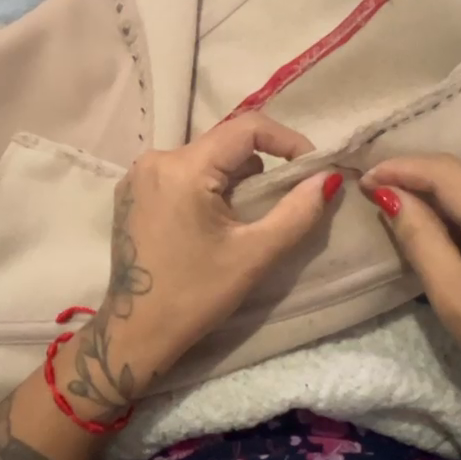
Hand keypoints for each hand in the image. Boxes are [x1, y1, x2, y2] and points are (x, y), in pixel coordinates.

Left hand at [59, 114, 340, 417]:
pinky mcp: (132, 193)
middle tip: (283, 199)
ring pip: (204, 157)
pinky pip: (181, 173)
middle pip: (224, 143)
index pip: (247, 128)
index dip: (288, 140)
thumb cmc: (196, 294)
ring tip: (246, 218)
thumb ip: (298, 211)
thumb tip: (329, 177)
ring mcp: (138, 176)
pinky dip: (206, 186)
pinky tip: (213, 222)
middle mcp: (155, 159)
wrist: (137, 331)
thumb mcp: (255, 254)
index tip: (312, 167)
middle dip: (261, 165)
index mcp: (183, 167)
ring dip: (233, 178)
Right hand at [361, 155, 460, 454]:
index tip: (361, 180)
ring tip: (410, 218)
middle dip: (418, 183)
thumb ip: (420, 239)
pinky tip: (454, 231)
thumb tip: (388, 193)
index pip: (444, 171)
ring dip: (444, 198)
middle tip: (377, 199)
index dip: (399, 168)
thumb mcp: (456, 301)